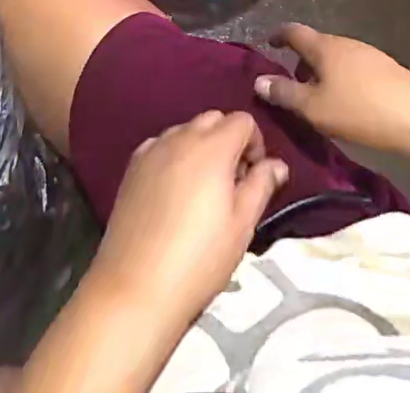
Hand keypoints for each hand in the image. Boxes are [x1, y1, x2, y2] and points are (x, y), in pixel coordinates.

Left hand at [88, 111, 287, 325]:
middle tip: (231, 181)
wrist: (135, 290)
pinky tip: (173, 190)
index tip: (253, 177)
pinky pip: (161, 145)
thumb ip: (262, 184)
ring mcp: (153, 151)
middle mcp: (182, 137)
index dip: (255, 144)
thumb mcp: (242, 223)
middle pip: (214, 119)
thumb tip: (277, 165)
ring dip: (201, 146)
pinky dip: (174, 155)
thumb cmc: (199, 258)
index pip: (243, 121)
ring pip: (186, 130)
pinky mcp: (131, 169)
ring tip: (201, 187)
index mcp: (213, 147)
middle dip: (229, 140)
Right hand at [252, 24, 409, 162]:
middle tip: (288, 86)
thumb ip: (285, 93)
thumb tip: (259, 80)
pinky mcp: (384, 69)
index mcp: (325, 46)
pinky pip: (350, 68)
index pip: (295, 31)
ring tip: (314, 100)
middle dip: (300, 61)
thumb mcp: (314, 107)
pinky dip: (338, 79)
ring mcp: (368, 54)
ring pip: (334, 58)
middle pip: (316, 45)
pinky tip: (342, 104)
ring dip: (320, 73)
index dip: (279, 35)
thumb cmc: (359, 110)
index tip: (268, 43)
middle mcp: (345, 43)